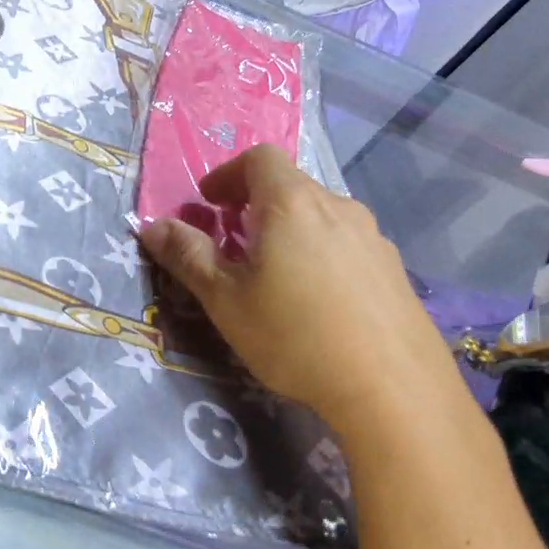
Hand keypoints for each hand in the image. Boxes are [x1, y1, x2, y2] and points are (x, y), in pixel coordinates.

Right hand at [139, 145, 461, 429]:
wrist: (394, 391)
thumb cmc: (294, 336)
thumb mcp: (224, 299)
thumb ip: (188, 256)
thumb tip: (154, 226)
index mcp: (291, 204)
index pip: (260, 157)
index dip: (228, 174)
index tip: (209, 205)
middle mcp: (338, 208)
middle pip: (291, 185)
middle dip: (254, 204)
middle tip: (232, 243)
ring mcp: (373, 238)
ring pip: (321, 216)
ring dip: (289, 229)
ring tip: (273, 275)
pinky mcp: (395, 270)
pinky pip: (347, 244)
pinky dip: (320, 253)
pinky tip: (316, 303)